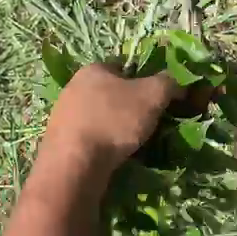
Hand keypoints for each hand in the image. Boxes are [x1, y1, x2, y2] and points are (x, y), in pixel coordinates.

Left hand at [40, 65, 181, 172]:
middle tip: (149, 120)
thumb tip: (179, 86)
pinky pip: (89, 138)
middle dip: (131, 105)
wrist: (73, 169)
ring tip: (134, 142)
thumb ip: (170, 82)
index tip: (156, 98)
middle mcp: (72, 88)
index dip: (145, 79)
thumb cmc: (114, 121)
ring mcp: (61, 118)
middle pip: (112, 92)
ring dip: (117, 127)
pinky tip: (114, 156)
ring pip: (101, 117)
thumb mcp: (155, 94)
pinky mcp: (57, 146)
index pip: (125, 66)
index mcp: (93, 69)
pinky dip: (103, 145)